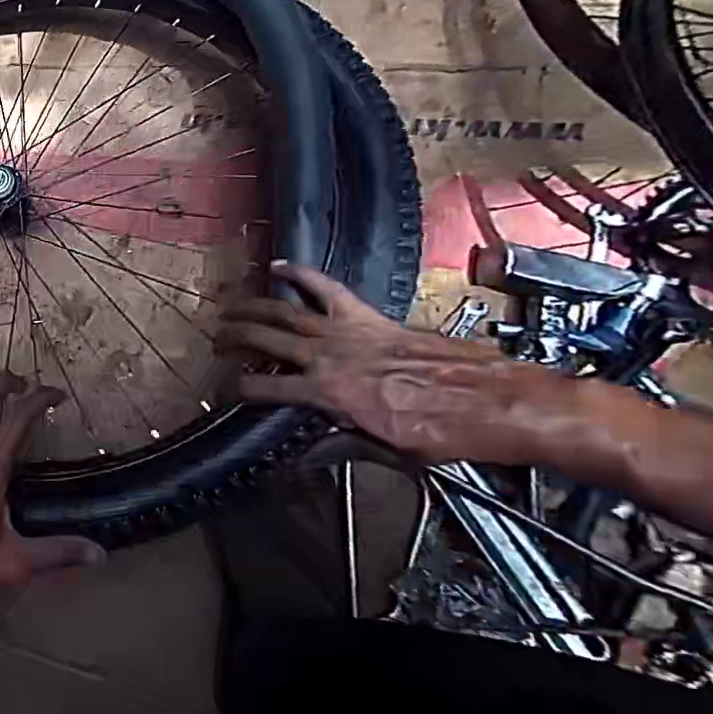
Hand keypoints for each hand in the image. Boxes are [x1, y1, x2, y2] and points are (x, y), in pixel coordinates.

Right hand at [216, 262, 577, 464]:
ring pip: (283, 311)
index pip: (267, 387)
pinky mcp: (366, 317)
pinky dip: (300, 274)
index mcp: (330, 394)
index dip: (240, 388)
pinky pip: (325, 288)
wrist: (496, 403)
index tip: (226, 388)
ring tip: (229, 306)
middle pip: (265, 339)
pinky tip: (279, 265)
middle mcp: (329, 357)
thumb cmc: (448, 432)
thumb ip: (346, 434)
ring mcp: (346, 332)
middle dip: (234, 337)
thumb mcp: (390, 448)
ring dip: (251, 307)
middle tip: (215, 338)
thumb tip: (319, 432)